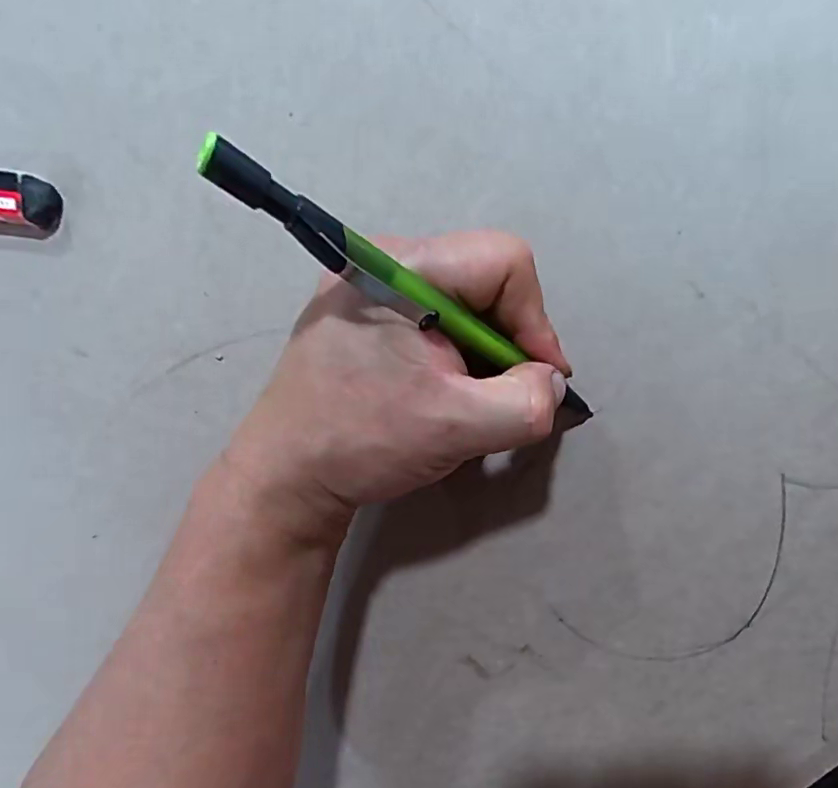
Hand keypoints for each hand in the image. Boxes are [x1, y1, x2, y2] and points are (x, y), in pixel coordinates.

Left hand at [220, 230, 571, 541]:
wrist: (287, 477)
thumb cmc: (363, 444)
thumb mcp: (459, 428)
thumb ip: (527, 403)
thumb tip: (551, 384)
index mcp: (399, 267)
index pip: (505, 263)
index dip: (536, 324)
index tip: (539, 381)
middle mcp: (379, 260)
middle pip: (484, 281)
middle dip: (508, 345)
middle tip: (504, 400)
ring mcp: (365, 287)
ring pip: (461, 304)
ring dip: (482, 356)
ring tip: (469, 405)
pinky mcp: (360, 316)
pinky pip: (431, 321)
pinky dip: (454, 359)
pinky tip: (441, 396)